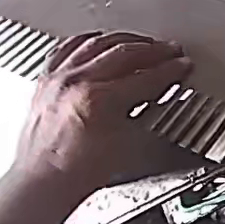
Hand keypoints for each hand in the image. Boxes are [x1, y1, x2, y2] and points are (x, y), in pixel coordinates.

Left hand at [0, 31, 190, 223]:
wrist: (44, 183)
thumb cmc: (78, 174)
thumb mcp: (125, 144)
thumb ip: (142, 113)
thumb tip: (156, 95)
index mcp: (99, 100)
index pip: (145, 77)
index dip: (169, 70)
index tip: (181, 66)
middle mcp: (76, 83)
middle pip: (123, 53)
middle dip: (153, 50)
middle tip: (169, 50)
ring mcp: (58, 79)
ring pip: (96, 44)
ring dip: (124, 40)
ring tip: (141, 42)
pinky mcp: (46, 81)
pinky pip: (67, 49)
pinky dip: (87, 41)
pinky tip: (98, 40)